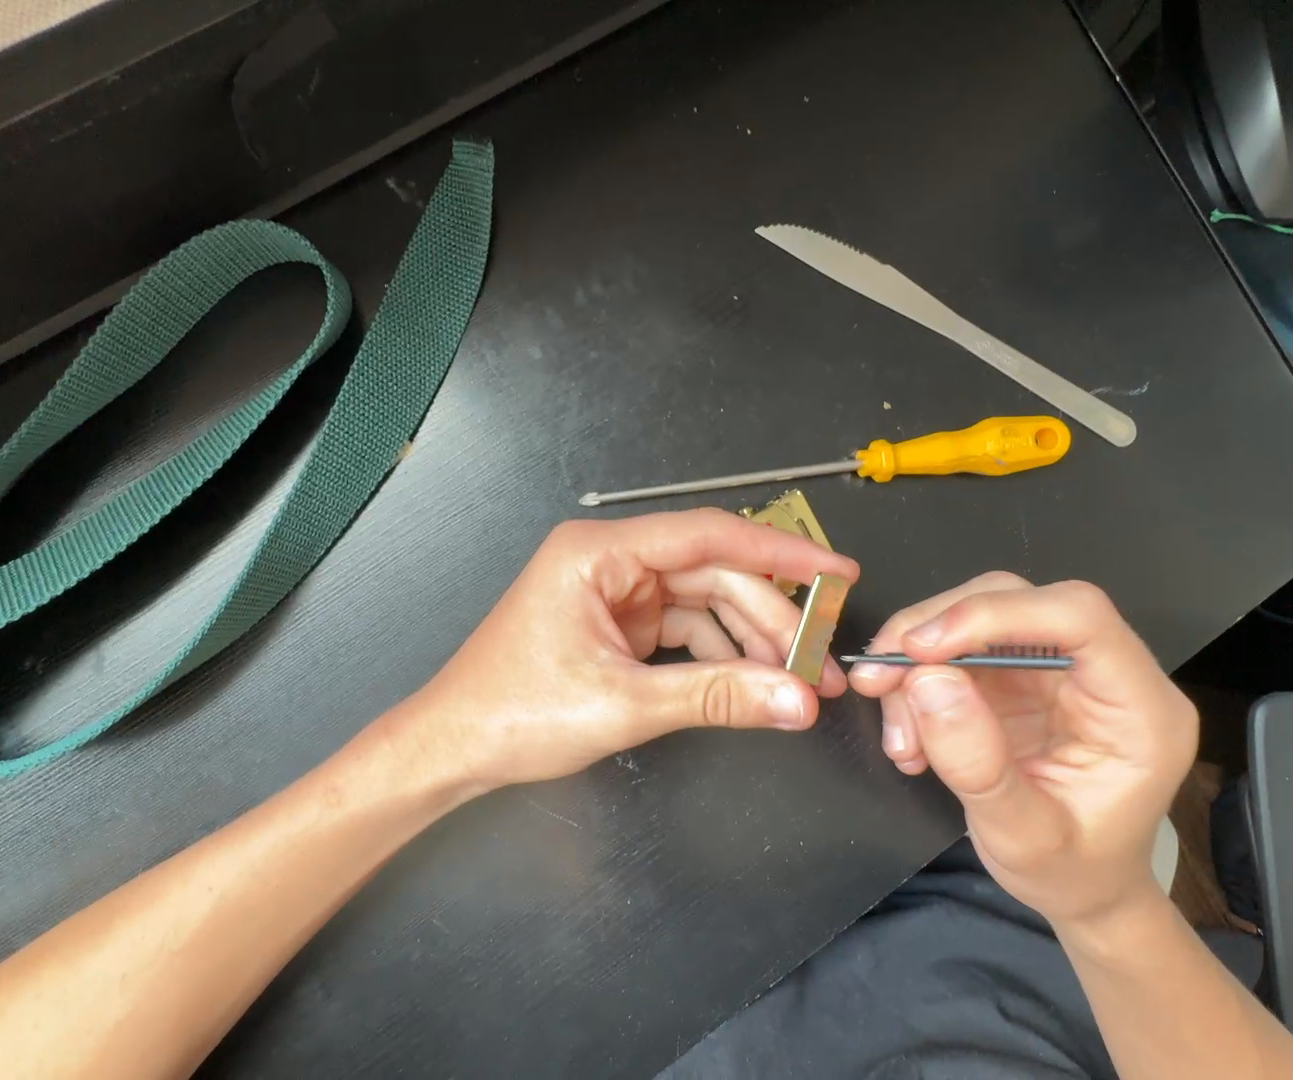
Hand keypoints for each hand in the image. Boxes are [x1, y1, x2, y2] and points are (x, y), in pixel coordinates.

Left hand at [397, 509, 859, 792]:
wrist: (455, 749)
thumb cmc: (517, 714)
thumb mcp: (624, 704)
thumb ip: (717, 695)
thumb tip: (798, 700)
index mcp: (600, 553)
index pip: (708, 536)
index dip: (781, 552)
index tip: (837, 573)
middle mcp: (611, 561)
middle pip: (713, 574)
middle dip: (771, 618)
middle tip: (822, 664)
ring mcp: (616, 594)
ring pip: (704, 603)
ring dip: (751, 641)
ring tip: (797, 684)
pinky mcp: (619, 625)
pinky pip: (685, 629)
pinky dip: (720, 655)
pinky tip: (752, 683)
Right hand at [849, 573, 1195, 926]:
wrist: (1077, 888)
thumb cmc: (1070, 873)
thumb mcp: (1024, 839)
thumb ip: (978, 765)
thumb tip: (925, 680)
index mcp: (1138, 707)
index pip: (1078, 617)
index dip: (994, 615)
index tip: (918, 650)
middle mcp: (1099, 671)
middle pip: (1013, 600)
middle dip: (934, 632)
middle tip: (877, 680)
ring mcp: (1054, 669)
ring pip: (973, 618)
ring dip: (913, 662)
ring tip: (898, 737)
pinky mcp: (1016, 676)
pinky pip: (953, 651)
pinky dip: (914, 684)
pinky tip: (907, 737)